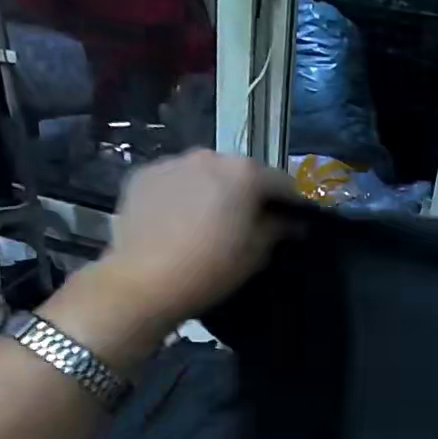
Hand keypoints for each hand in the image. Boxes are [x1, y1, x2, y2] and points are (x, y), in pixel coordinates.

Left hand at [47, 151, 288, 344]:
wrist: (143, 282)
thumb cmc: (211, 267)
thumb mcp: (256, 253)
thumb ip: (279, 228)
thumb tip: (294, 222)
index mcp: (245, 172)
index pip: (282, 182)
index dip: (290, 203)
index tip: (292, 222)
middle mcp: (210, 156)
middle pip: (241, 172)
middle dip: (248, 193)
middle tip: (247, 223)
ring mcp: (172, 162)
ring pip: (204, 173)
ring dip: (213, 190)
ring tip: (208, 221)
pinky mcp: (142, 175)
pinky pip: (173, 181)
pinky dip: (181, 194)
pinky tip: (177, 221)